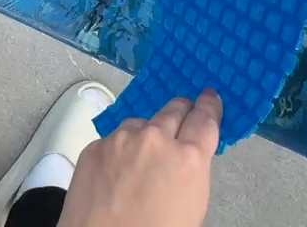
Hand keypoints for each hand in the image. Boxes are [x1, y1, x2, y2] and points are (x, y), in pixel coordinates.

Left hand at [60, 91, 220, 226]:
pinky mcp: (96, 144)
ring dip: (148, 133)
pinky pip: (115, 139)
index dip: (209, 107)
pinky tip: (118, 170)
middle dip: (181, 110)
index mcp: (188, 160)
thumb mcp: (191, 210)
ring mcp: (121, 138)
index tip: (210, 96)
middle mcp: (155, 139)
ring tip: (146, 154)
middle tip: (185, 111)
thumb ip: (190, 175)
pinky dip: (121, 149)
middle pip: (173, 110)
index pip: (205, 121)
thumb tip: (184, 163)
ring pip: (141, 124)